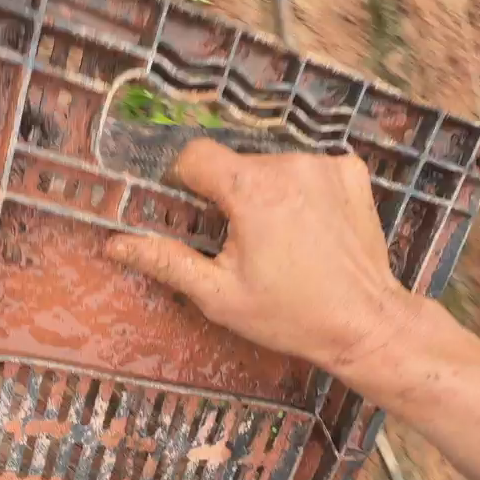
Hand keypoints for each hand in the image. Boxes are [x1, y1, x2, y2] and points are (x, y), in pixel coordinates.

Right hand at [106, 139, 426, 383]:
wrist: (363, 323)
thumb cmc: (286, 315)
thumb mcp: (216, 295)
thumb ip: (165, 261)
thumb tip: (116, 243)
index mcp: (251, 190)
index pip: (195, 156)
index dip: (183, 183)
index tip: (190, 213)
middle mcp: (289, 163)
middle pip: (234, 163)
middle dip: (226, 197)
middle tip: (237, 243)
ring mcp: (325, 163)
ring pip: (269, 165)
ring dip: (261, 193)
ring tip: (276, 240)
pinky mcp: (350, 170)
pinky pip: (306, 169)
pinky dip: (297, 191)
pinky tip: (305, 228)